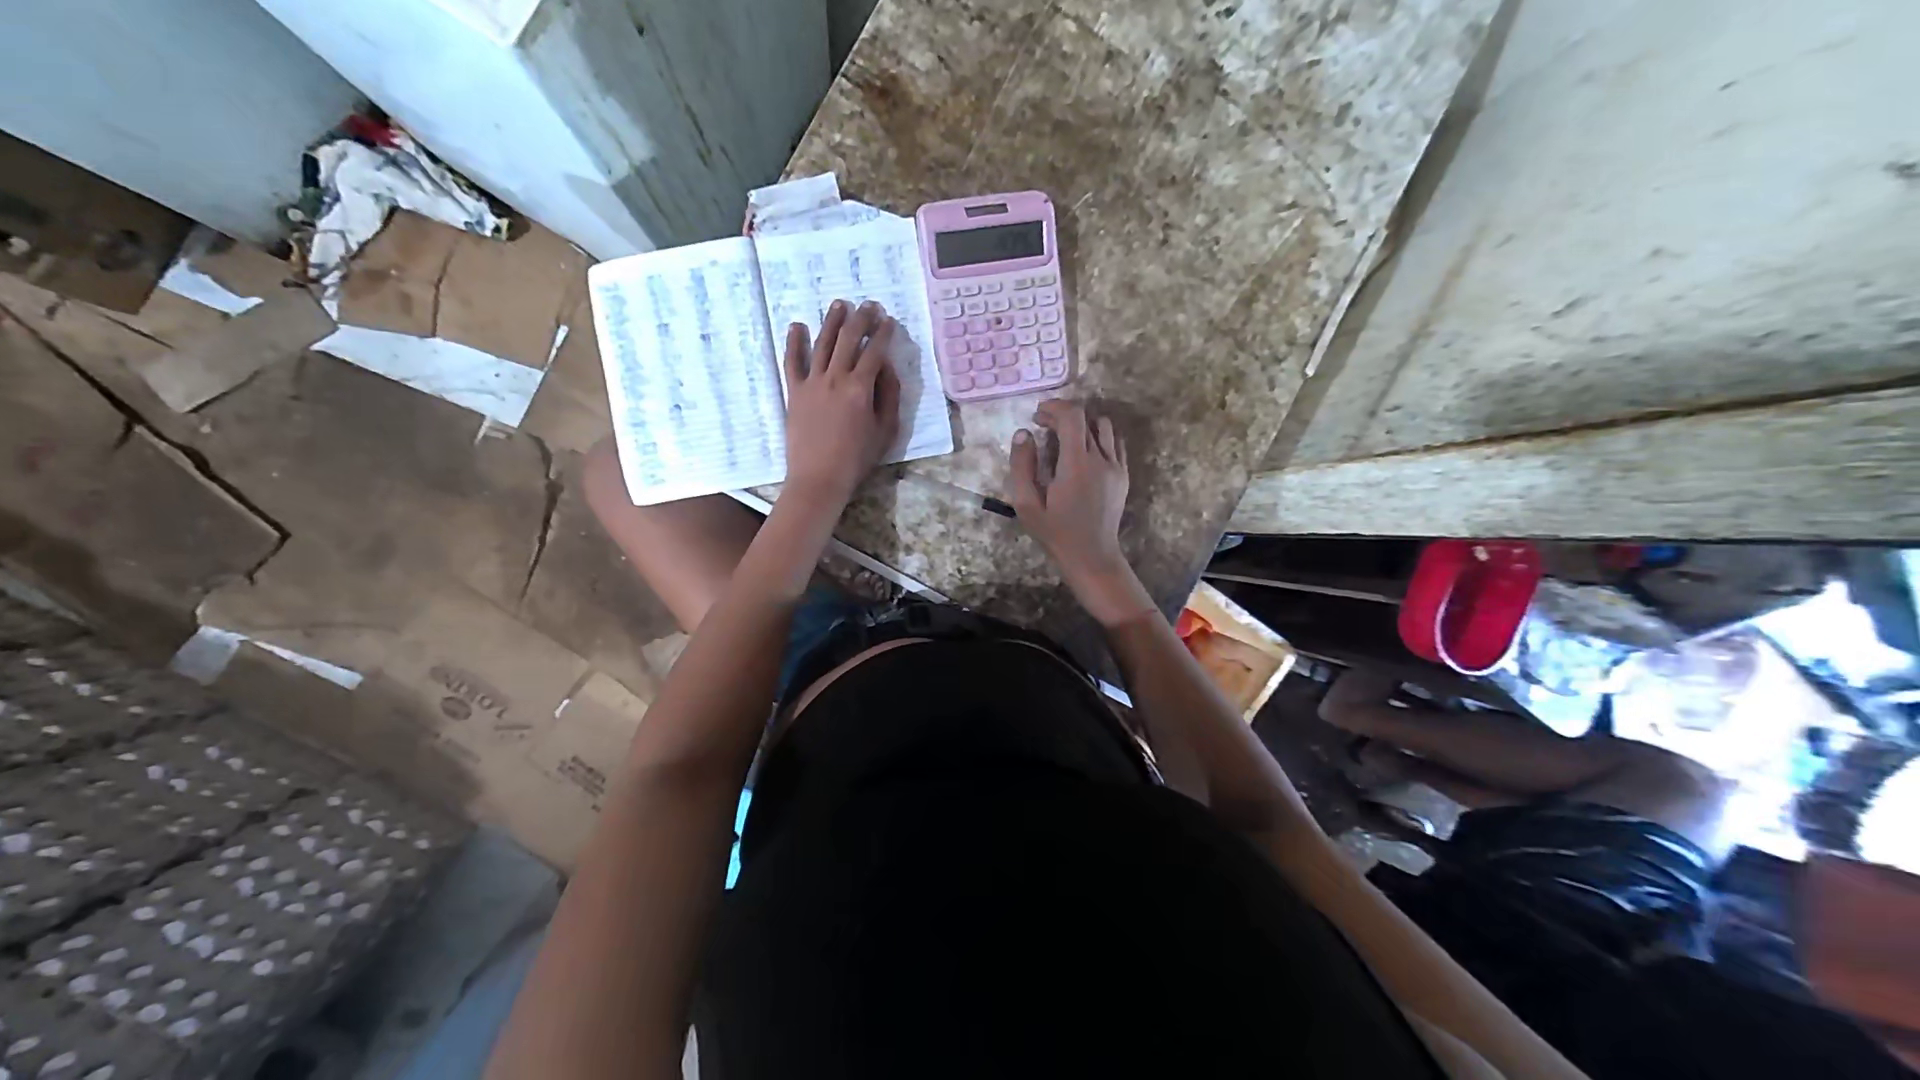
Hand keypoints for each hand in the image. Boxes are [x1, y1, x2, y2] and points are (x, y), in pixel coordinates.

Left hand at [782, 300, 900, 510]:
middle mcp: (835, 378)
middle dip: (861, 319)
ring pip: (823, 343)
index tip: (889, 320)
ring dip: (832, 321)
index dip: (883, 333)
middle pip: (849, 339)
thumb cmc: (857, 459)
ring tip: (840, 304)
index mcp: (861, 388)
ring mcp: (812, 383)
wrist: (819, 477)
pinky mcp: (794, 392)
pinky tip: (797, 325)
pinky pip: (792, 362)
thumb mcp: (886, 430)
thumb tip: (887, 368)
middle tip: (869, 305)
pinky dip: (794, 342)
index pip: (875, 351)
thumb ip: (889, 396)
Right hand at [1009, 399, 1155, 625]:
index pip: (1072, 416)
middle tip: (1043, 426)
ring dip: (1083, 424)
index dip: (1054, 407)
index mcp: (1076, 464)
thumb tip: (1023, 433)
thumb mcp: (1026, 504)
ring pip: (1105, 426)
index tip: (1038, 415)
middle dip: (1063, 415)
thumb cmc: (1055, 532)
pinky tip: (1084, 451)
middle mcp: (1101, 459)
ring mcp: (1116, 467)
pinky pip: (1116, 443)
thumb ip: (1022, 466)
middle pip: (1087, 418)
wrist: (1092, 556)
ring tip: (1065, 437)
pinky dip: (1100, 437)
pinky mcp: (1123, 475)